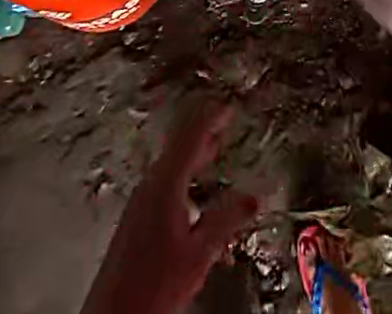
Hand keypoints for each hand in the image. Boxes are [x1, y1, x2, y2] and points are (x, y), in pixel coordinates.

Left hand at [80, 100, 261, 313]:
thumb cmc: (153, 286)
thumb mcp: (199, 253)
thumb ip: (226, 220)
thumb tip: (252, 197)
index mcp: (165, 184)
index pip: (190, 136)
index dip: (210, 117)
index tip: (228, 105)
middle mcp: (150, 185)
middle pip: (178, 143)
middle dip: (203, 127)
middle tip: (224, 116)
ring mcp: (142, 200)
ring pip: (172, 161)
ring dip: (194, 149)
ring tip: (214, 142)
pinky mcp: (139, 216)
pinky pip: (166, 178)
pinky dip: (185, 169)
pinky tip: (194, 183)